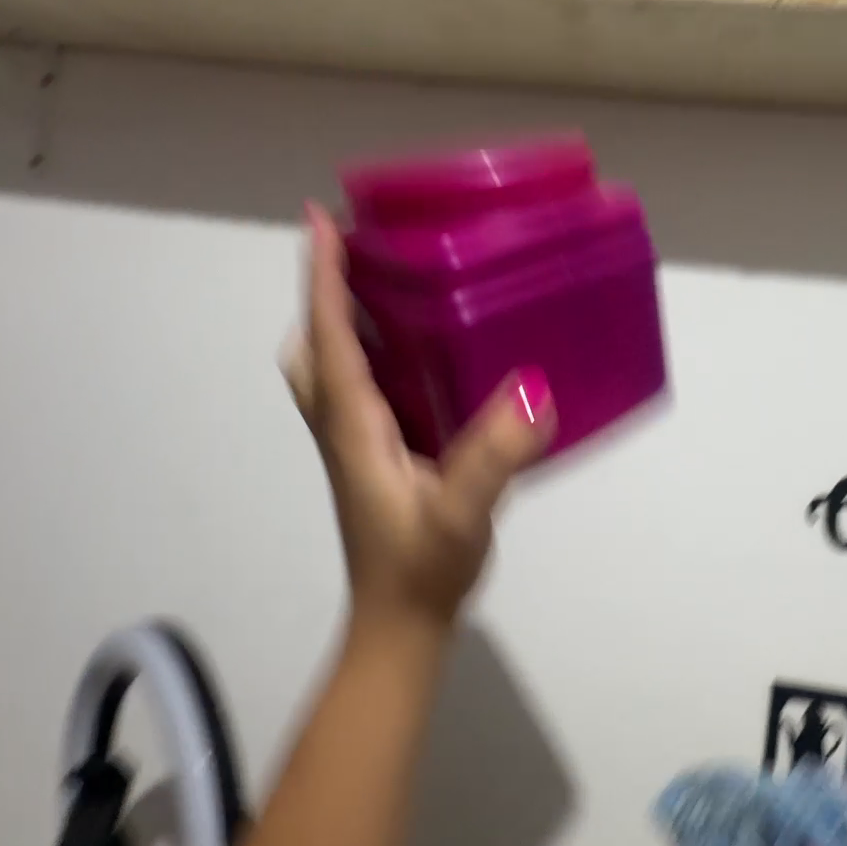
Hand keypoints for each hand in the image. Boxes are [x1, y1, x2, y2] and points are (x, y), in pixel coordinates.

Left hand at [280, 204, 556, 629]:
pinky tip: (426, 361)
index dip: (322, 278)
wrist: (401, 626)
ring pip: (332, 372)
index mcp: (354, 427)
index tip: (322, 219)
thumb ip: (495, 456)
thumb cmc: (422, 570)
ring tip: (391, 294)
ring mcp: (359, 448)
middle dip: (323, 299)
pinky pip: (365, 393)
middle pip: (312, 352)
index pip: (329, 338)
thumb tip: (535, 389)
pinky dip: (376, 360)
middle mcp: (346, 429)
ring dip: (344, 326)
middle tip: (359, 261)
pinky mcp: (380, 462)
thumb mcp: (462, 513)